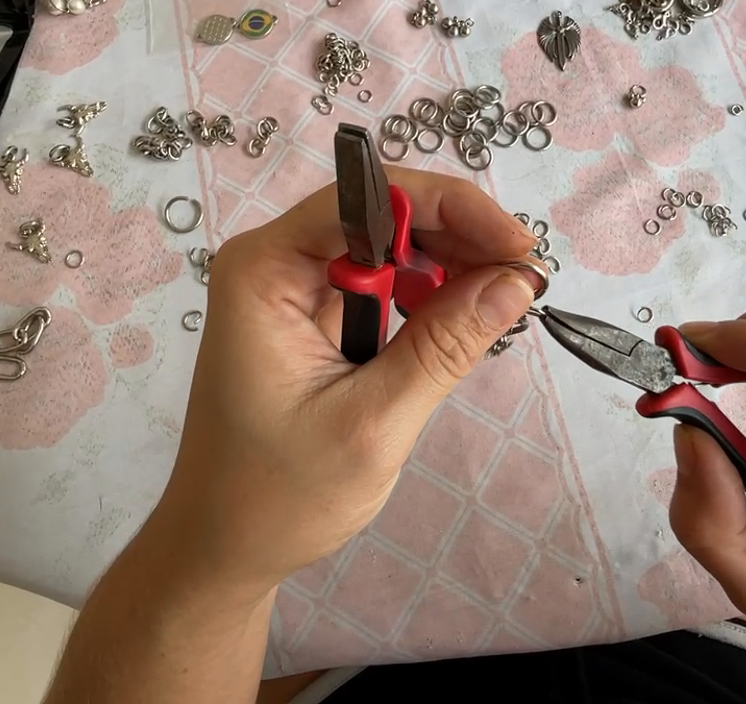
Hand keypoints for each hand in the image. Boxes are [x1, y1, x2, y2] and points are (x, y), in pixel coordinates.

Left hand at [149, 168, 540, 593]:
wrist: (223, 546)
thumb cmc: (278, 496)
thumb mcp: (373, 422)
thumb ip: (445, 346)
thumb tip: (517, 282)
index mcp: (266, 269)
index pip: (368, 200)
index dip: (450, 208)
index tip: (516, 247)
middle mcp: (276, 259)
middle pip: (382, 213)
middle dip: (457, 236)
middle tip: (523, 278)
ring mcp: (293, 284)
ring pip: (389, 242)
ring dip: (449, 262)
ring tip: (503, 297)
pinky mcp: (312, 311)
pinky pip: (381, 278)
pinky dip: (428, 291)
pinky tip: (463, 315)